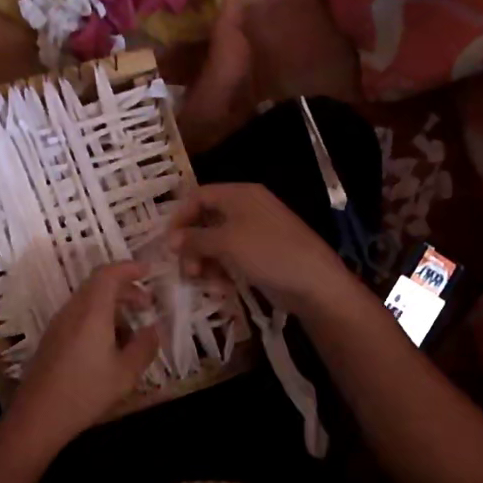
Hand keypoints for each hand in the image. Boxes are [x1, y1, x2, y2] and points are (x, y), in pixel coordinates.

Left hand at [3, 262, 161, 448]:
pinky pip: (79, 317)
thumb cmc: (86, 392)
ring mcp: (58, 325)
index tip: (149, 271)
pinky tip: (110, 347)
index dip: (130, 267)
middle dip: (126, 289)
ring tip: (132, 332)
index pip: (109, 274)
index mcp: (91, 312)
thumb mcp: (126, 373)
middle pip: (98, 286)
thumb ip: (145, 346)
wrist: (38, 417)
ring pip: (89, 303)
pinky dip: (99, 320)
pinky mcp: (52, 340)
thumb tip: (154, 329)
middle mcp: (72, 312)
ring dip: (113, 307)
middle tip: (147, 305)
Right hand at [168, 183, 355, 315]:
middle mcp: (246, 209)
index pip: (199, 196)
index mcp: (240, 194)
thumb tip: (170, 239)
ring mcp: (255, 233)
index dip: (180, 218)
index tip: (168, 244)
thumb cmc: (268, 252)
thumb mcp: (227, 242)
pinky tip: (222, 287)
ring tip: (203, 281)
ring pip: (217, 243)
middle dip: (192, 246)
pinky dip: (222, 270)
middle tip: (188, 270)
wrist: (313, 281)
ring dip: (205, 261)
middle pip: (206, 221)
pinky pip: (232, 258)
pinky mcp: (261, 256)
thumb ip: (195, 239)